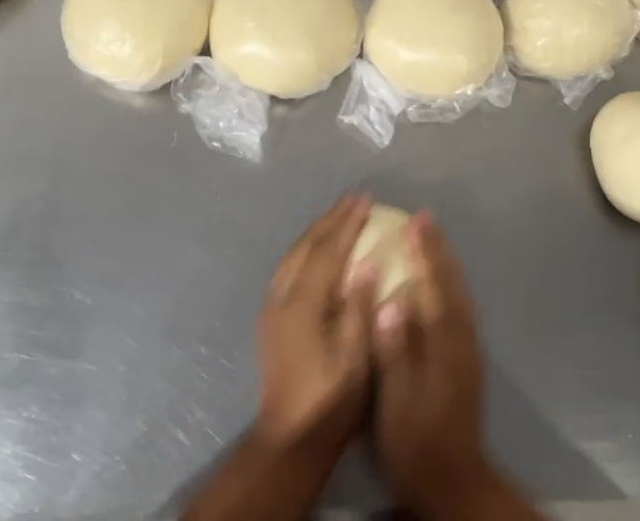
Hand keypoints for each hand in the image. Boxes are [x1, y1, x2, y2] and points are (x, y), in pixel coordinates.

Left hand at [255, 195, 378, 455]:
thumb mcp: (356, 358)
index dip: (348, 225)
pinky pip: (289, 269)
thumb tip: (367, 261)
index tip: (367, 201)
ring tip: (339, 216)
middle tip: (353, 199)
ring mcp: (272, 309)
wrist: (290, 439)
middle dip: (330, 221)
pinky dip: (307, 250)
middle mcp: (281, 299)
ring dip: (316, 232)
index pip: (327, 252)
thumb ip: (359, 306)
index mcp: (302, 306)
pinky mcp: (271, 320)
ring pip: (293, 256)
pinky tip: (320, 251)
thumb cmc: (331, 402)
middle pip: (305, 247)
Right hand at [370, 212, 507, 517]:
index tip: (412, 222)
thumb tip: (390, 300)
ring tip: (432, 240)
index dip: (423, 254)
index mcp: (444, 346)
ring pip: (459, 295)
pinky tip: (438, 284)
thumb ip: (394, 351)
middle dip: (438, 250)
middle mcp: (462, 341)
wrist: (451, 481)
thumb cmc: (416, 442)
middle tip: (424, 218)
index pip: (433, 288)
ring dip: (446, 264)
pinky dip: (448, 286)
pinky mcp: (466, 362)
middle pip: (452, 285)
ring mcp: (467, 352)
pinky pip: (458, 308)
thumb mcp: (397, 402)